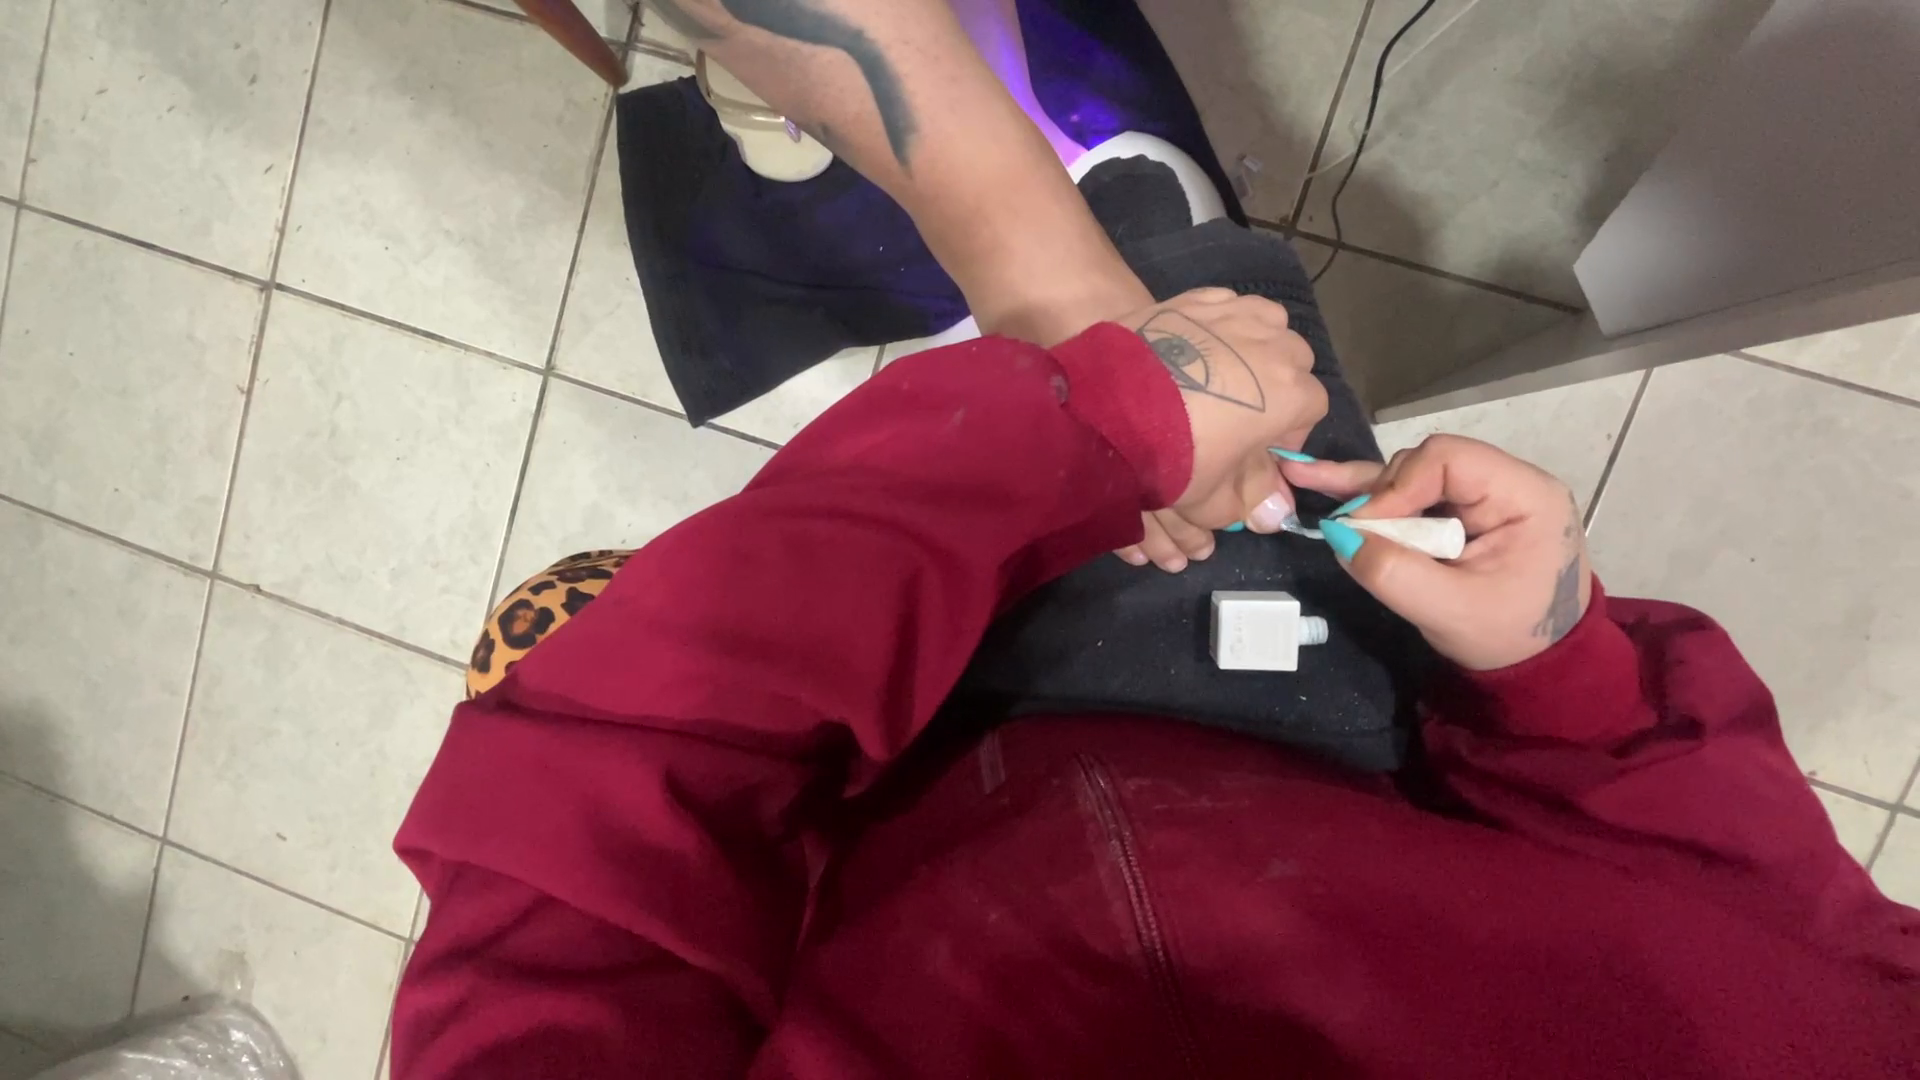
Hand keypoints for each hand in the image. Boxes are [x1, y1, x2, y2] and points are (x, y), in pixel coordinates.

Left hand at [1110, 289, 1327, 570]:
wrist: (1107, 407)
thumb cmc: (1171, 456)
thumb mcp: (1210, 495)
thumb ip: (1248, 503)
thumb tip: (1274, 516)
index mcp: (1292, 393)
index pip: (1311, 410)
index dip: (1287, 432)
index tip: (1259, 449)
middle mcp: (1276, 344)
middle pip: (1293, 363)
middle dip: (1275, 386)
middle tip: (1237, 414)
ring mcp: (1235, 313)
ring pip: (1264, 325)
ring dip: (1253, 348)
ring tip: (1219, 375)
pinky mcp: (1195, 297)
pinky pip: (1223, 306)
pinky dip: (1216, 325)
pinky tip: (1192, 346)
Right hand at [1279, 435, 1591, 670]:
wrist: (1536, 664)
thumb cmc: (1507, 635)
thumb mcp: (1450, 611)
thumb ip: (1394, 573)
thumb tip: (1337, 534)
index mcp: (1523, 495)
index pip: (1447, 459)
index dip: (1398, 487)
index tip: (1366, 527)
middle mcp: (1499, 482)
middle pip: (1420, 464)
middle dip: (1379, 495)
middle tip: (1351, 532)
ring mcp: (1471, 496)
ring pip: (1402, 476)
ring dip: (1360, 493)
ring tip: (1303, 481)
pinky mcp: (1446, 512)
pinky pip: (1399, 494)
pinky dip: (1358, 494)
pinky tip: (1310, 476)